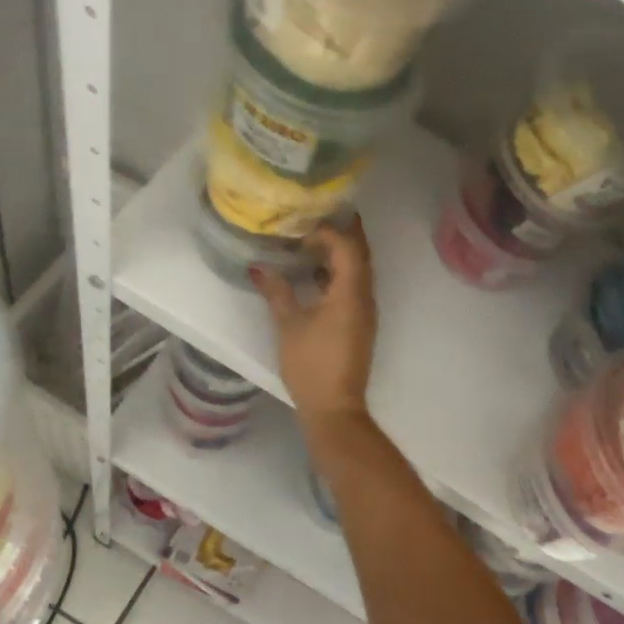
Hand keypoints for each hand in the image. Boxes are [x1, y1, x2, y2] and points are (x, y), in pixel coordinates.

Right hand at [250, 219, 375, 420]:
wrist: (335, 407)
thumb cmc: (311, 364)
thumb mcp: (288, 325)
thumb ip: (276, 292)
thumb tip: (258, 267)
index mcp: (351, 293)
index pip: (348, 247)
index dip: (328, 232)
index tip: (302, 229)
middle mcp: (365, 297)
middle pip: (360, 254)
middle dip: (343, 233)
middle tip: (318, 216)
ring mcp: (366, 311)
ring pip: (360, 270)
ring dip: (342, 253)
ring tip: (314, 239)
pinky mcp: (360, 324)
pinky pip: (355, 286)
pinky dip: (340, 272)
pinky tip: (317, 274)